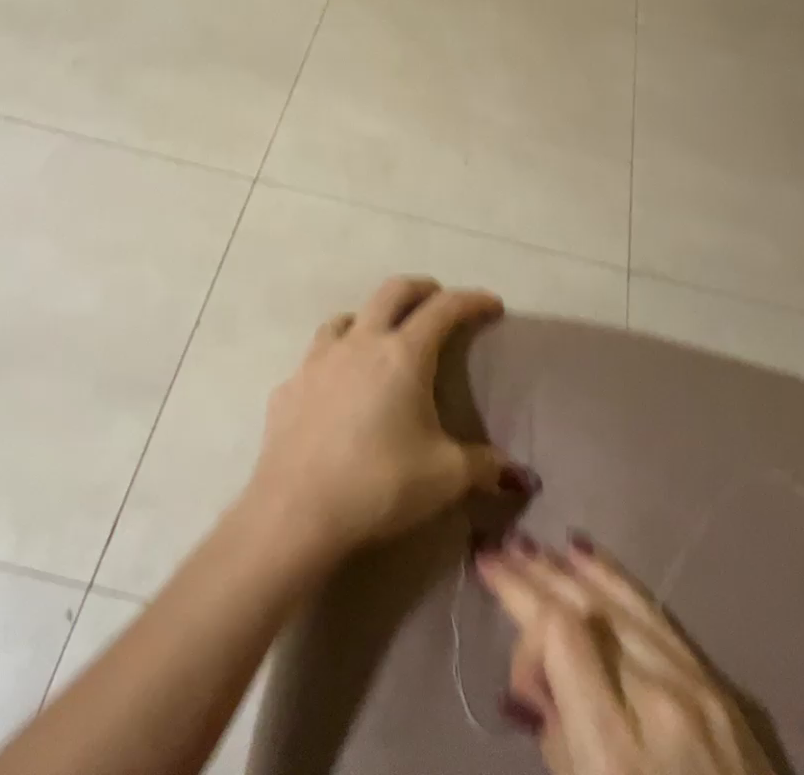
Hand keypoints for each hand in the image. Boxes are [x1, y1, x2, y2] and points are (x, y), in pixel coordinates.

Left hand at [241, 276, 520, 559]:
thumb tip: (516, 475)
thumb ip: (484, 467)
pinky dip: (336, 360)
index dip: (471, 301)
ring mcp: (316, 363)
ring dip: (372, 317)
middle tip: (440, 301)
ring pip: (346, 318)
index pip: (444, 309)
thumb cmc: (380, 486)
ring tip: (384, 338)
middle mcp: (358, 345)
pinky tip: (338, 389)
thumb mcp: (446, 478)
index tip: (492, 305)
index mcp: (402, 356)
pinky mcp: (287, 389)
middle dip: (422, 289)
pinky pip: (316, 359)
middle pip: (391, 292)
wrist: (295, 513)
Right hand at [478, 535, 777, 774]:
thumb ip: (559, 737)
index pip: (563, 636)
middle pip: (591, 611)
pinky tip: (601, 567)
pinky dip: (624, 586)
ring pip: (629, 605)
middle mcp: (659, 700)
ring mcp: (701, 688)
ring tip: (543, 546)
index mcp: (615, 745)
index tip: (493, 585)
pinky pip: (664, 620)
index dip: (522, 601)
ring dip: (580, 570)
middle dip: (539, 574)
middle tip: (499, 548)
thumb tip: (542, 683)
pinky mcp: (725, 689)